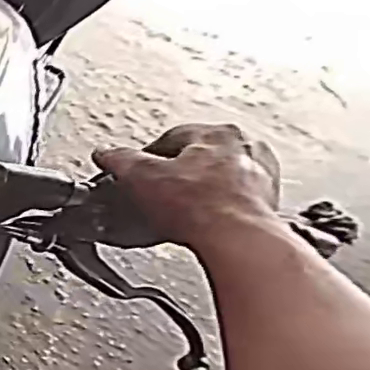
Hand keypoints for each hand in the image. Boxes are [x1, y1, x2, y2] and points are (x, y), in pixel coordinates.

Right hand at [93, 124, 282, 248]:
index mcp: (214, 133)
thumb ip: (120, 161)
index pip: (170, 137)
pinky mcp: (265, 197)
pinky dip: (218, 206)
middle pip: (197, 156)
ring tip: (180, 210)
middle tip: (158, 194)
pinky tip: (202, 219)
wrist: (235, 236)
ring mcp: (258, 172)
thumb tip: (104, 152)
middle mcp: (243, 146)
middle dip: (176, 174)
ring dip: (199, 189)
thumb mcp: (141, 178)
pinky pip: (234, 196)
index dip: (145, 158)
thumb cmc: (197, 206)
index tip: (134, 173)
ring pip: (218, 176)